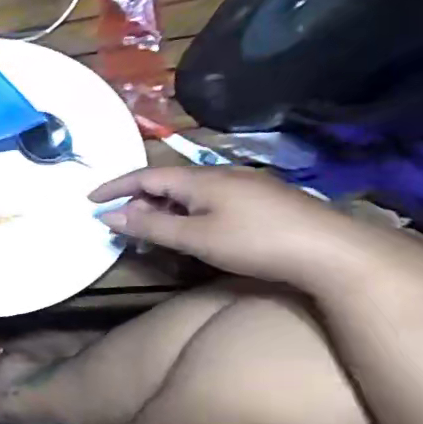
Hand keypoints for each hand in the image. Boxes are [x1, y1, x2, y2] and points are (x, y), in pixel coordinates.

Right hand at [91, 166, 413, 289]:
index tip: (90, 199)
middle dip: (139, 197)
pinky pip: (211, 196)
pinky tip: (194, 227)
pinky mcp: (264, 198)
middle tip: (122, 221)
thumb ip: (150, 225)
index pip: (145, 175)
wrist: (332, 250)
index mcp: (199, 179)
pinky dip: (188, 208)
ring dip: (164, 204)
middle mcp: (220, 173)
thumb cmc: (255, 242)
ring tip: (153, 227)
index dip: (115, 186)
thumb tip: (109, 215)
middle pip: (168, 180)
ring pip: (191, 189)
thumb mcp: (195, 238)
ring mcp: (246, 184)